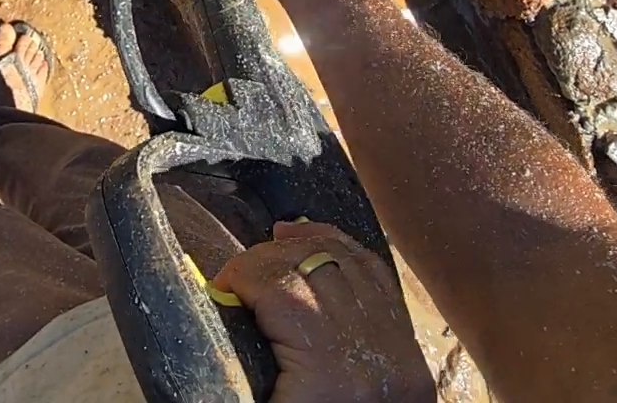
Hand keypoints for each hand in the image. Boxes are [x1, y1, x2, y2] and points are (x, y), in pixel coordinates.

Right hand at [213, 222, 433, 402]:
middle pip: (310, 267)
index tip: (221, 288)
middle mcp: (372, 358)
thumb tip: (205, 298)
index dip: (244, 274)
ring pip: (343, 260)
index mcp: (331, 379)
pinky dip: (337, 246)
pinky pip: (372, 271)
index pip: (284, 289)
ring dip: (298, 248)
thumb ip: (238, 356)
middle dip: (265, 259)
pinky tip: (304, 238)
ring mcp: (398, 350)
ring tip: (266, 257)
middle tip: (238, 278)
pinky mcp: (410, 348)